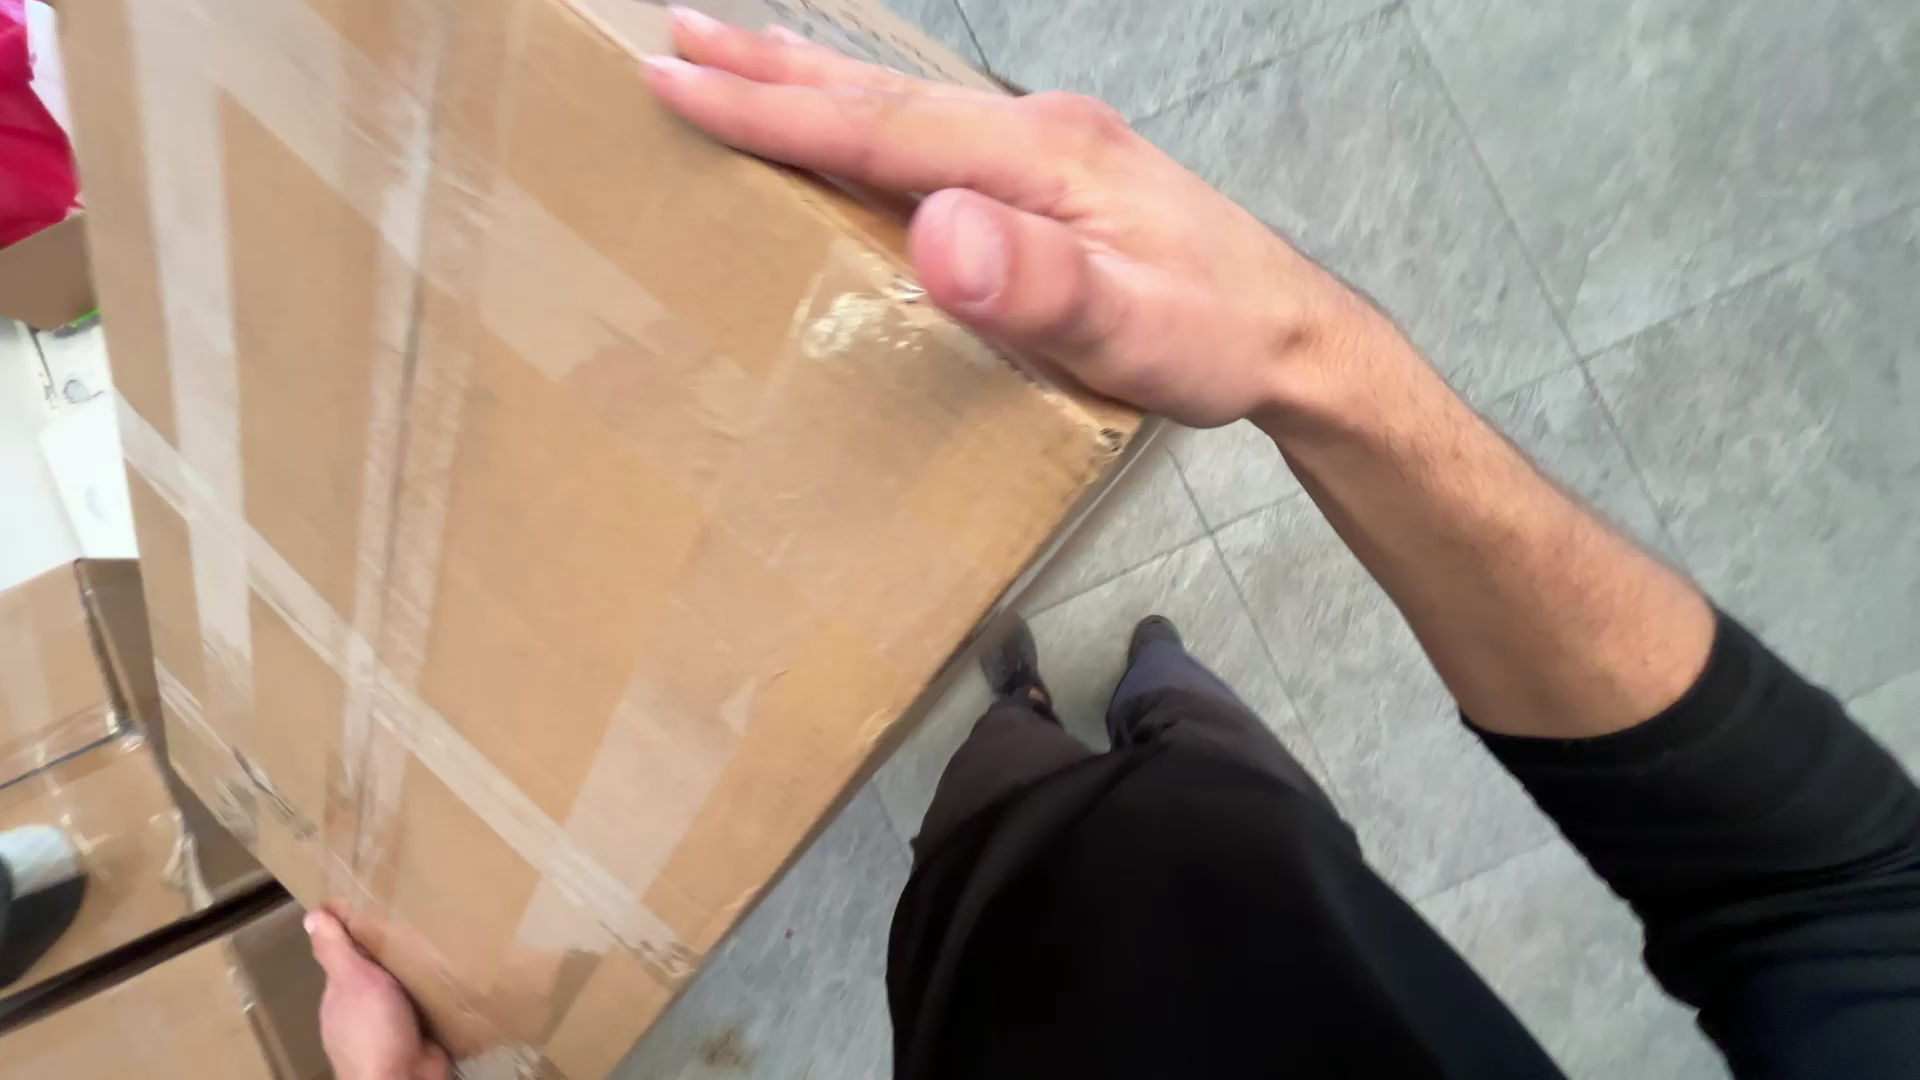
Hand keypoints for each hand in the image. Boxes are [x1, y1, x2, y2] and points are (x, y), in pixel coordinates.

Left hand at [306, 910, 450, 1079]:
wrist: (401, 1079)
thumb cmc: (373, 1028)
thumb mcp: (353, 983)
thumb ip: (337, 952)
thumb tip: (312, 914)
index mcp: (343, 993)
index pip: (354, 952)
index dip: (367, 926)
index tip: (390, 896)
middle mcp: (365, 1005)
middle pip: (384, 965)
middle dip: (403, 942)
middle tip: (435, 907)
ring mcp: (394, 1019)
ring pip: (410, 980)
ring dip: (428, 962)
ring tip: (456, 929)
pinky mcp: (423, 1028)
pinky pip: (434, 997)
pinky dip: (445, 982)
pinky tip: (465, 964)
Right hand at [643, 8, 1393, 429]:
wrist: (1286, 337)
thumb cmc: (1212, 338)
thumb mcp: (1131, 328)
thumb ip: (1041, 282)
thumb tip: (935, 229)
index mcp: (1041, 161)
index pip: (883, 129)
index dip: (777, 110)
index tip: (679, 83)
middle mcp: (1040, 136)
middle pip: (885, 96)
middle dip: (775, 70)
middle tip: (679, 40)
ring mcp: (1051, 156)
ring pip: (909, 111)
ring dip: (820, 88)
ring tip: (746, 66)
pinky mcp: (1058, 188)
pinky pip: (944, 143)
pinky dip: (881, 129)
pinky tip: (868, 139)